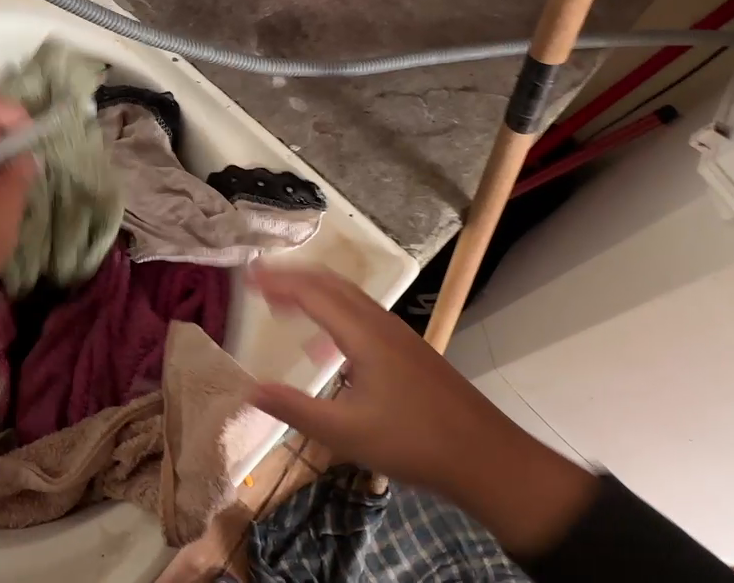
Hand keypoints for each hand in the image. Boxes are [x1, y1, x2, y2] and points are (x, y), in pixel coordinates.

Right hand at [247, 266, 597, 559]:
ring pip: (348, 296)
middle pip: (330, 283)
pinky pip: (361, 313)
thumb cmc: (414, 443)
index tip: (246, 276)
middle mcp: (380, 323)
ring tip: (282, 305)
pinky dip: (332, 311)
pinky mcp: (408, 349)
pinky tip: (325, 345)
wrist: (487, 458)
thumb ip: (296, 409)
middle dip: (292, 277)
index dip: (276, 281)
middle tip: (258, 283)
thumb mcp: (347, 434)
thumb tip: (249, 389)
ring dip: (312, 292)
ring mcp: (398, 334)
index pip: (311, 293)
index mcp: (363, 335)